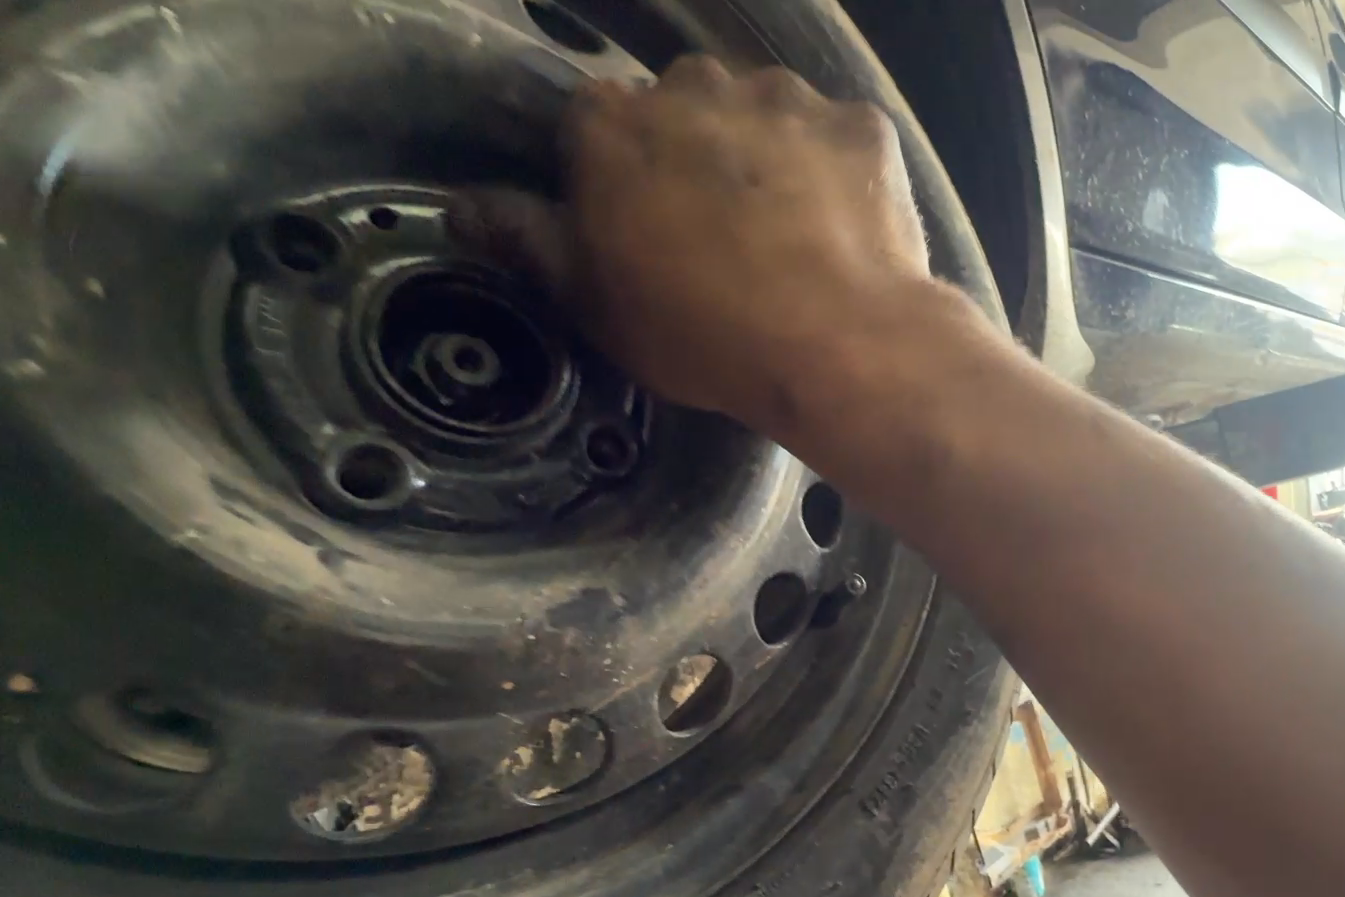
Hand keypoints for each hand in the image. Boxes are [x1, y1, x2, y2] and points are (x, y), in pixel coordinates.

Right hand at [461, 58, 931, 428]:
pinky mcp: (863, 126)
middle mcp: (697, 85)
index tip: (653, 230)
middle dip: (703, 157)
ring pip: (770, 114)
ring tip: (800, 233)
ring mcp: (789, 99)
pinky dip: (843, 173)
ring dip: (775, 156)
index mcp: (614, 124)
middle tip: (733, 235)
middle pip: (689, 109)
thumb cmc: (706, 338)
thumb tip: (465, 204)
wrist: (836, 347)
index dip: (627, 179)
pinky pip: (843, 139)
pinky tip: (850, 228)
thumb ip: (532, 244)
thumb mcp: (597, 308)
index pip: (601, 126)